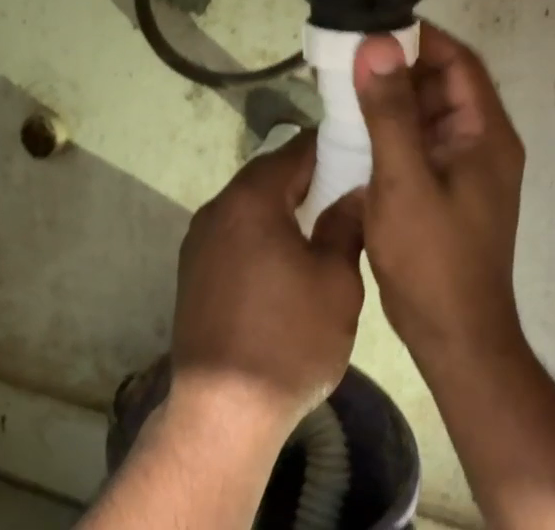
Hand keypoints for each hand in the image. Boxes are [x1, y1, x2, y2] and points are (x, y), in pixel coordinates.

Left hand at [171, 133, 365, 438]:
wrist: (223, 409)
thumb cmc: (289, 340)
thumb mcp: (336, 282)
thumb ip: (345, 226)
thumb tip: (355, 190)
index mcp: (250, 201)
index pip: (295, 150)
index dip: (331, 146)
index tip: (362, 151)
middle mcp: (216, 209)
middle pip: (267, 175)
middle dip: (308, 176)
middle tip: (350, 188)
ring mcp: (198, 240)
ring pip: (249, 205)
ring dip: (283, 205)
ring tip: (324, 222)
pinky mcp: (192, 270)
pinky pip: (234, 232)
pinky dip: (262, 231)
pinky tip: (288, 255)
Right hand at [355, 23, 528, 370]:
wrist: (452, 334)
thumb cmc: (434, 258)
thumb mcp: (405, 179)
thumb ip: (390, 112)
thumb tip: (376, 44)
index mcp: (485, 134)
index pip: (458, 63)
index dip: (420, 37)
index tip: (371, 24)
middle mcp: (479, 144)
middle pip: (440, 84)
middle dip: (396, 64)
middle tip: (344, 50)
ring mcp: (460, 168)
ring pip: (424, 113)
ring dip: (388, 95)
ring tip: (338, 81)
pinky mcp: (440, 189)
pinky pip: (413, 141)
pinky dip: (385, 127)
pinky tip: (348, 127)